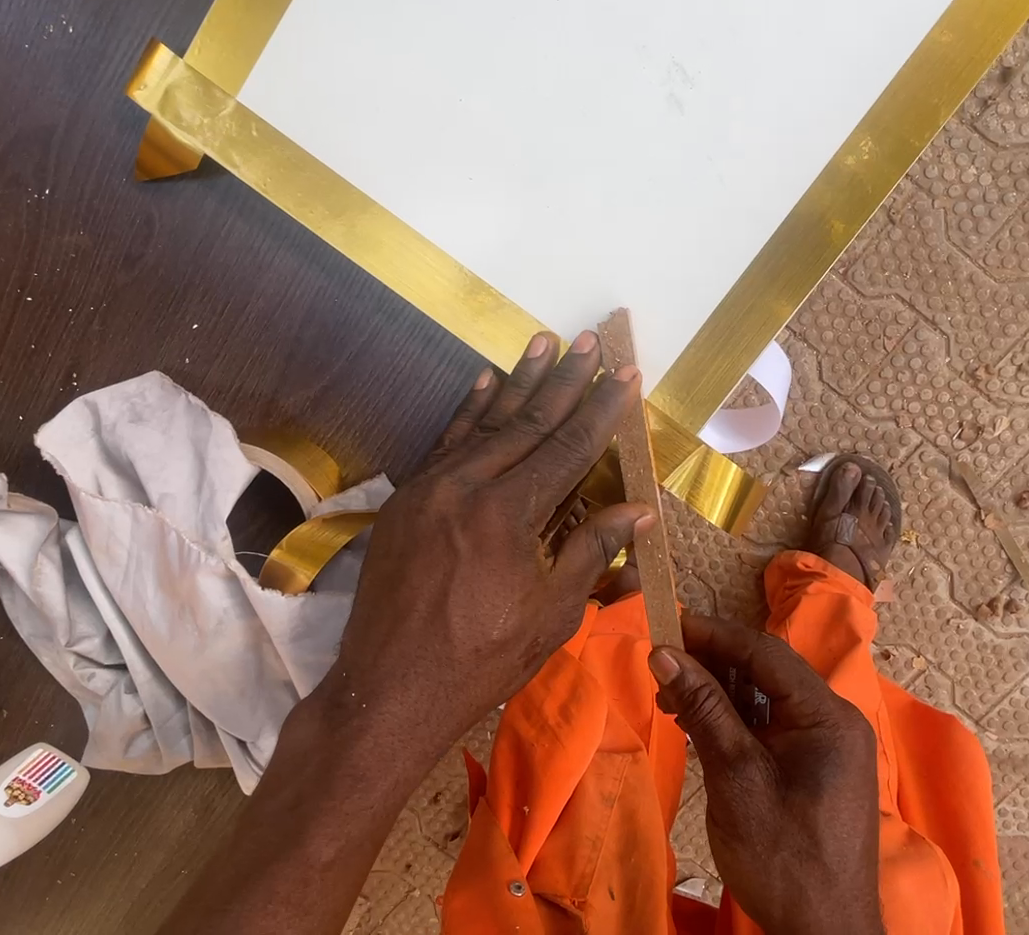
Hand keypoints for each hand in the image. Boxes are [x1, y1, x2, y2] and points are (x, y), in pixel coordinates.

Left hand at [331, 330, 653, 747]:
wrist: (388, 688)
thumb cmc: (481, 660)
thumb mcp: (551, 613)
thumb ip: (592, 551)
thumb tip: (639, 511)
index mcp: (508, 514)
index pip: (568, 448)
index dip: (601, 411)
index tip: (625, 375)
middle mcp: (467, 486)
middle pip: (528, 422)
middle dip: (565, 380)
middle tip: (590, 340)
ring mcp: (430, 487)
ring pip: (486, 422)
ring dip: (520, 381)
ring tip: (544, 341)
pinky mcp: (407, 497)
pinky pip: (446, 440)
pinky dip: (470, 408)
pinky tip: (486, 379)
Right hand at [650, 615, 884, 934]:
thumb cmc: (782, 858)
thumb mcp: (736, 777)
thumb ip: (703, 708)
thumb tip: (663, 653)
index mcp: (827, 715)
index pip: (766, 652)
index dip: (714, 634)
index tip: (668, 628)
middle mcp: (834, 719)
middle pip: (767, 670)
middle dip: (713, 664)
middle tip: (662, 668)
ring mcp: (827, 744)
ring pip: (766, 696)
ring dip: (719, 691)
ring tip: (671, 699)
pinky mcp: (815, 766)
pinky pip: (771, 724)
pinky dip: (734, 719)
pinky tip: (699, 724)